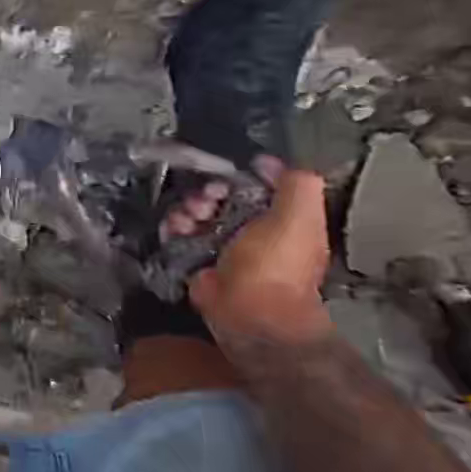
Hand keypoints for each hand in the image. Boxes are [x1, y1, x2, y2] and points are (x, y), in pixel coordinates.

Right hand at [186, 162, 334, 347]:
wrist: (249, 309)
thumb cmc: (276, 264)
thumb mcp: (298, 221)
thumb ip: (295, 188)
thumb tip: (272, 161)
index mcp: (281, 220)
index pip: (257, 187)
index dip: (241, 176)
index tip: (229, 175)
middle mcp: (252, 229)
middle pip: (221, 197)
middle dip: (208, 192)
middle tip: (206, 201)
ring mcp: (221, 243)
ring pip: (196, 211)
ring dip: (186, 209)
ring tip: (188, 219)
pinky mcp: (195, 254)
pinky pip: (177, 230)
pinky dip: (172, 226)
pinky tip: (175, 229)